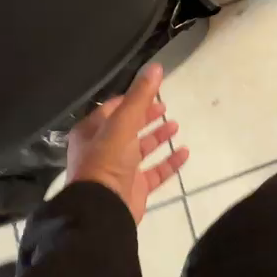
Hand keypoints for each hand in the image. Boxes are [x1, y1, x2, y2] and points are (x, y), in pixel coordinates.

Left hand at [64, 64, 188, 222]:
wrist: (103, 209)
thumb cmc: (107, 160)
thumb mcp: (123, 122)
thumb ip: (140, 95)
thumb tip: (156, 66)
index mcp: (92, 132)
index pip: (113, 109)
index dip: (132, 98)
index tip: (151, 91)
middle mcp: (103, 150)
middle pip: (128, 127)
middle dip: (146, 116)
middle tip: (164, 107)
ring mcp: (120, 170)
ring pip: (141, 149)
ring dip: (158, 137)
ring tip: (175, 125)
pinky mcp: (135, 188)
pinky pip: (155, 172)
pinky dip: (169, 162)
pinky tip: (184, 152)